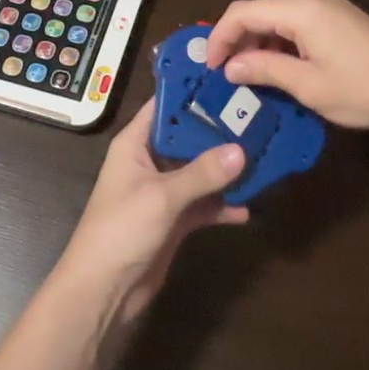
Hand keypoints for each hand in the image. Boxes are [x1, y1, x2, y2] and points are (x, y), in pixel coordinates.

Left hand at [55, 100, 248, 322]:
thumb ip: (202, 173)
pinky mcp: (175, 219)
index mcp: (135, 143)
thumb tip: (243, 149)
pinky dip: (223, 205)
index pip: (165, 106)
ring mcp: (163, 191)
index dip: (192, 91)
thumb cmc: (121, 230)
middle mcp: (150, 161)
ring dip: (227, 168)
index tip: (229, 79)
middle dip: (221, 130)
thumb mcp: (162, 196)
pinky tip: (250, 206)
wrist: (103, 291)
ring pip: (201, 170)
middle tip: (260, 115)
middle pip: (189, 136)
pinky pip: (204, 203)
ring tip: (265, 155)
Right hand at [205, 0, 368, 132]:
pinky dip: (281, 43)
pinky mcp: (340, 16)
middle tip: (225, 75)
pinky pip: (298, 24)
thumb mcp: (309, 87)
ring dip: (260, 43)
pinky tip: (279, 69)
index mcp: (300, 10)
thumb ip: (265, 70)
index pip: (243, 12)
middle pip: (259, 11)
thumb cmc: (364, 89)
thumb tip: (231, 67)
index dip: (220, 38)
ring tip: (249, 77)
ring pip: (277, 18)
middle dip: (238, 41)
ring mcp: (328, 5)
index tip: (209, 68)